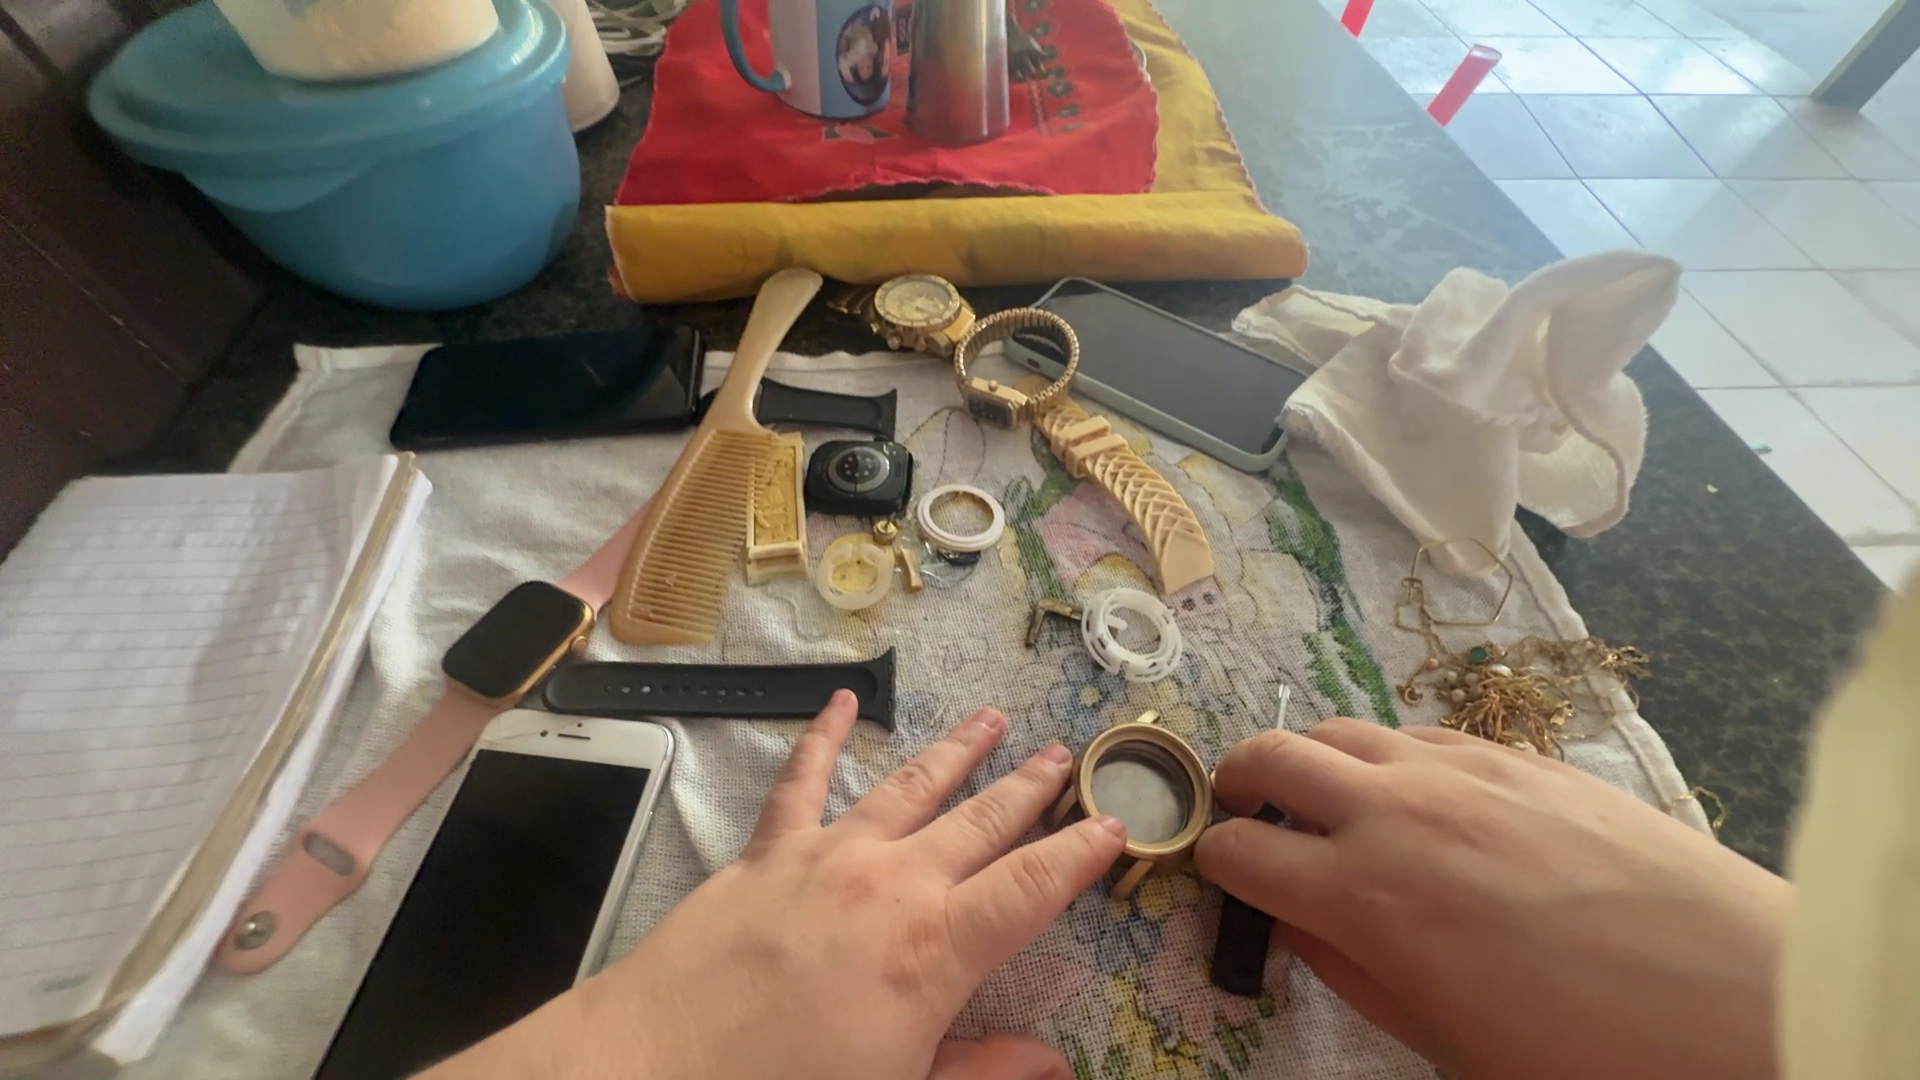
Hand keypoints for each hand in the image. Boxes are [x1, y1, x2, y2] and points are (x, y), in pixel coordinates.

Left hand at [427, 691, 1124, 1079]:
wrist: (650, 1074)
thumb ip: (982, 1074)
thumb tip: (1059, 1066)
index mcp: (934, 948)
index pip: (1031, 886)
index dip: (1079, 853)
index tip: (1114, 824)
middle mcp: (893, 881)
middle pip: (980, 821)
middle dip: (1028, 788)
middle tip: (1062, 754)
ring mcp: (831, 852)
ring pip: (911, 786)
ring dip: (956, 752)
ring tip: (993, 717)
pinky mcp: (772, 847)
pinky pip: (803, 779)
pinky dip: (824, 735)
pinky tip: (842, 700)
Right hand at [1195, 719, 1789, 1079]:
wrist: (1760, 1006)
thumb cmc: (1585, 1053)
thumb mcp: (1439, 1037)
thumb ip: (1342, 964)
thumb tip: (1288, 914)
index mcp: (1366, 895)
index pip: (1240, 851)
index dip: (1217, 860)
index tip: (1224, 870)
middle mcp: (1392, 811)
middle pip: (1267, 757)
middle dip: (1235, 780)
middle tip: (1244, 805)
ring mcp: (1453, 769)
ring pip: (1336, 730)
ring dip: (1309, 761)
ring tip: (1328, 796)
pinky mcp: (1511, 752)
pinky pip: (1415, 734)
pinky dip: (1387, 759)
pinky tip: (1418, 794)